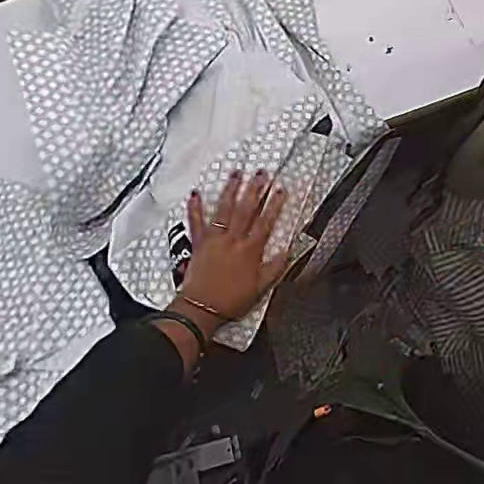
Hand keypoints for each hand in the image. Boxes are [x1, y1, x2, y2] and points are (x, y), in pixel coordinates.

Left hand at [179, 171, 289, 322]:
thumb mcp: (261, 288)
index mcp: (250, 250)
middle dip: (255, 189)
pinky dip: (195, 208)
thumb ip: (275, 268)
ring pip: (223, 210)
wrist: (202, 309)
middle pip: (246, 209)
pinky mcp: (198, 244)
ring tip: (236, 174)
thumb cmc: (231, 301)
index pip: (265, 222)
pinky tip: (196, 194)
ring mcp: (214, 239)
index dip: (274, 204)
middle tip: (261, 174)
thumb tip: (289, 253)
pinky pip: (196, 222)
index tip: (279, 190)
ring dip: (230, 190)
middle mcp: (232, 240)